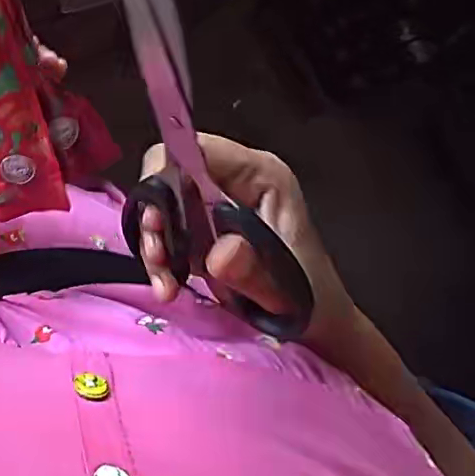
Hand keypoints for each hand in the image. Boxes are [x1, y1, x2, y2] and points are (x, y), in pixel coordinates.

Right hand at [135, 133, 358, 348]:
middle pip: (170, 175)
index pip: (196, 148)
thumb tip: (218, 254)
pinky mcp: (204, 225)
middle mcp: (234, 179)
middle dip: (155, 216)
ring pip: (161, 203)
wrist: (320, 327)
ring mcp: (217, 201)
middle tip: (158, 257)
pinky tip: (168, 286)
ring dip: (154, 241)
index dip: (164, 174)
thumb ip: (253, 272)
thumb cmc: (313, 302)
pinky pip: (167, 229)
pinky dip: (160, 257)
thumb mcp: (287, 292)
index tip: (154, 218)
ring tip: (165, 282)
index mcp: (260, 175)